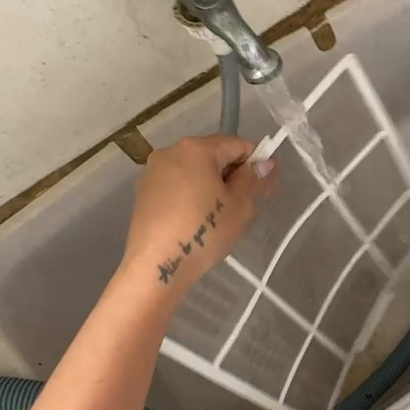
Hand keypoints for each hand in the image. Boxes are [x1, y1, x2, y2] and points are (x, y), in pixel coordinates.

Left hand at [119, 135, 273, 293]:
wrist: (157, 265)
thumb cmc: (204, 230)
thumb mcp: (240, 205)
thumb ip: (253, 179)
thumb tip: (264, 163)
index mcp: (196, 148)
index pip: (237, 144)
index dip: (256, 164)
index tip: (265, 188)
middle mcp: (170, 152)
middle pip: (213, 155)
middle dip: (234, 175)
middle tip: (248, 204)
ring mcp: (153, 172)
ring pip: (194, 171)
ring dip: (213, 185)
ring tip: (221, 215)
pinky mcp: (143, 193)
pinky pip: (177, 185)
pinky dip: (192, 195)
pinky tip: (197, 220)